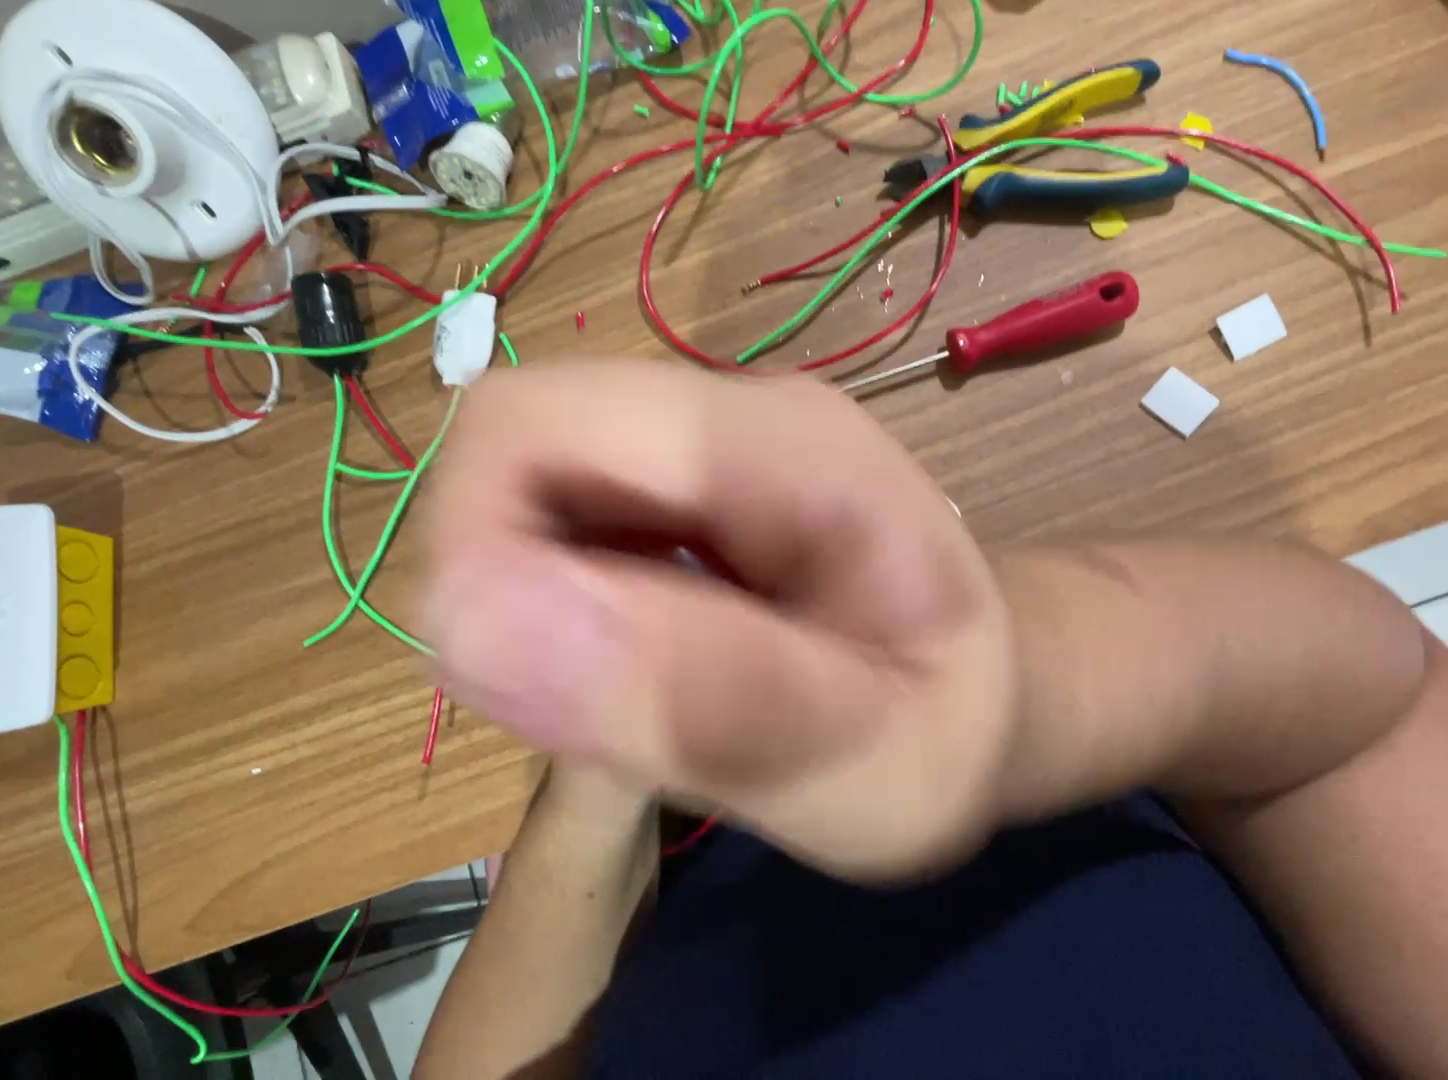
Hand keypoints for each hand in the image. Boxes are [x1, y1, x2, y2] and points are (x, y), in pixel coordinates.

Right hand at [422, 359, 1014, 879]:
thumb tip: (479, 616)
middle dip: (503, 581)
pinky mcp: (674, 486)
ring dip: (528, 598)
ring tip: (626, 693)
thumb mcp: (873, 764)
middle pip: (517, 444)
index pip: (534, 426)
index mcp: (786, 452)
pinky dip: (554, 601)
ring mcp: (697, 443)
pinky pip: (560, 520)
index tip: (516, 681)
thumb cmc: (948, 732)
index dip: (472, 543)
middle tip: (585, 705)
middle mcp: (730, 415)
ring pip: (529, 484)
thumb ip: (711, 700)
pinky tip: (631, 663)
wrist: (975, 687)